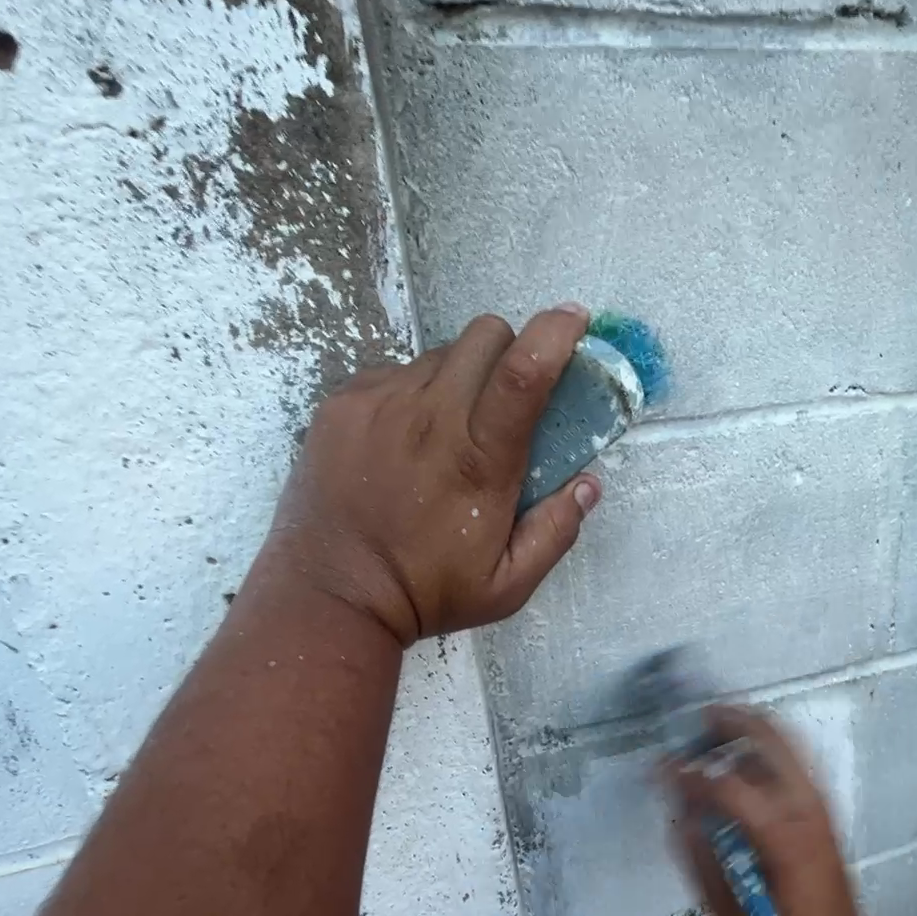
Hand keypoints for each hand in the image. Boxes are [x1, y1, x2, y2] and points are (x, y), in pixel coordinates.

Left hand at [257, 305, 600, 646]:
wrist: (327, 597)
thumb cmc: (426, 592)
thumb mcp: (509, 585)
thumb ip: (556, 533)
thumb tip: (589, 483)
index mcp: (477, 460)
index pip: (522, 373)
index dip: (555, 333)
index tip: (574, 318)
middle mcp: (428, 418)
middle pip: (483, 335)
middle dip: (510, 348)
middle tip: (506, 394)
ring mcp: (378, 403)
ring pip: (440, 351)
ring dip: (462, 373)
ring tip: (450, 424)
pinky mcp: (342, 403)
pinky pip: (395, 369)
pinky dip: (415, 389)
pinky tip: (406, 435)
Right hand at [669, 708, 916, 915]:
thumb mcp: (728, 914)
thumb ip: (699, 858)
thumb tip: (681, 816)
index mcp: (781, 836)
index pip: (725, 783)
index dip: (688, 771)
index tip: (664, 767)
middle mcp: (806, 812)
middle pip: (767, 737)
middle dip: (728, 719)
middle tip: (697, 718)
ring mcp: (820, 807)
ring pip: (786, 739)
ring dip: (749, 727)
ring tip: (717, 727)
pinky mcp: (824, 811)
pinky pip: (795, 758)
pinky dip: (767, 745)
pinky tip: (745, 755)